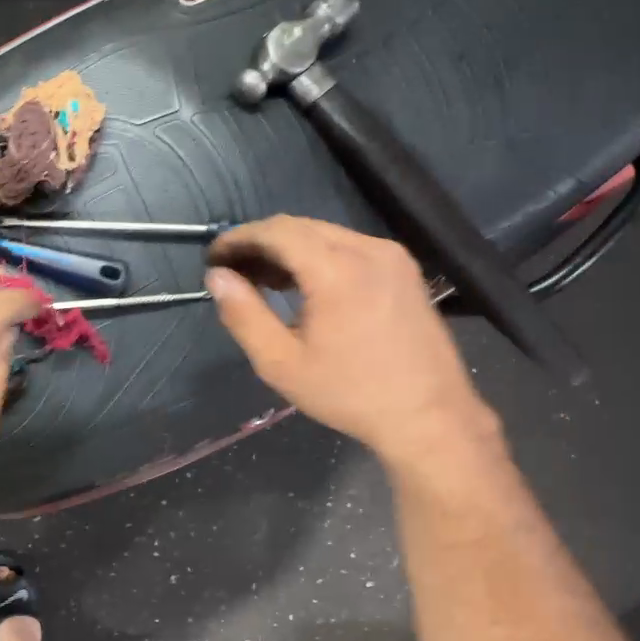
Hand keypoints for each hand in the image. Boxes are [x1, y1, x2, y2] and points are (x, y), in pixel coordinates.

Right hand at [206, 215, 498, 464]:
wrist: (427, 413)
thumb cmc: (347, 392)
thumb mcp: (280, 362)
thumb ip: (243, 314)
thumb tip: (217, 277)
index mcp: (337, 270)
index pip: (277, 232)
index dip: (239, 238)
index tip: (212, 257)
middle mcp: (368, 250)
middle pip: (301, 227)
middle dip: (260, 242)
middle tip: (230, 270)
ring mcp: (391, 257)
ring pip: (325, 234)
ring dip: (286, 249)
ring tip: (259, 279)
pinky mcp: (403, 270)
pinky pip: (348, 247)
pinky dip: (315, 256)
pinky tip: (299, 285)